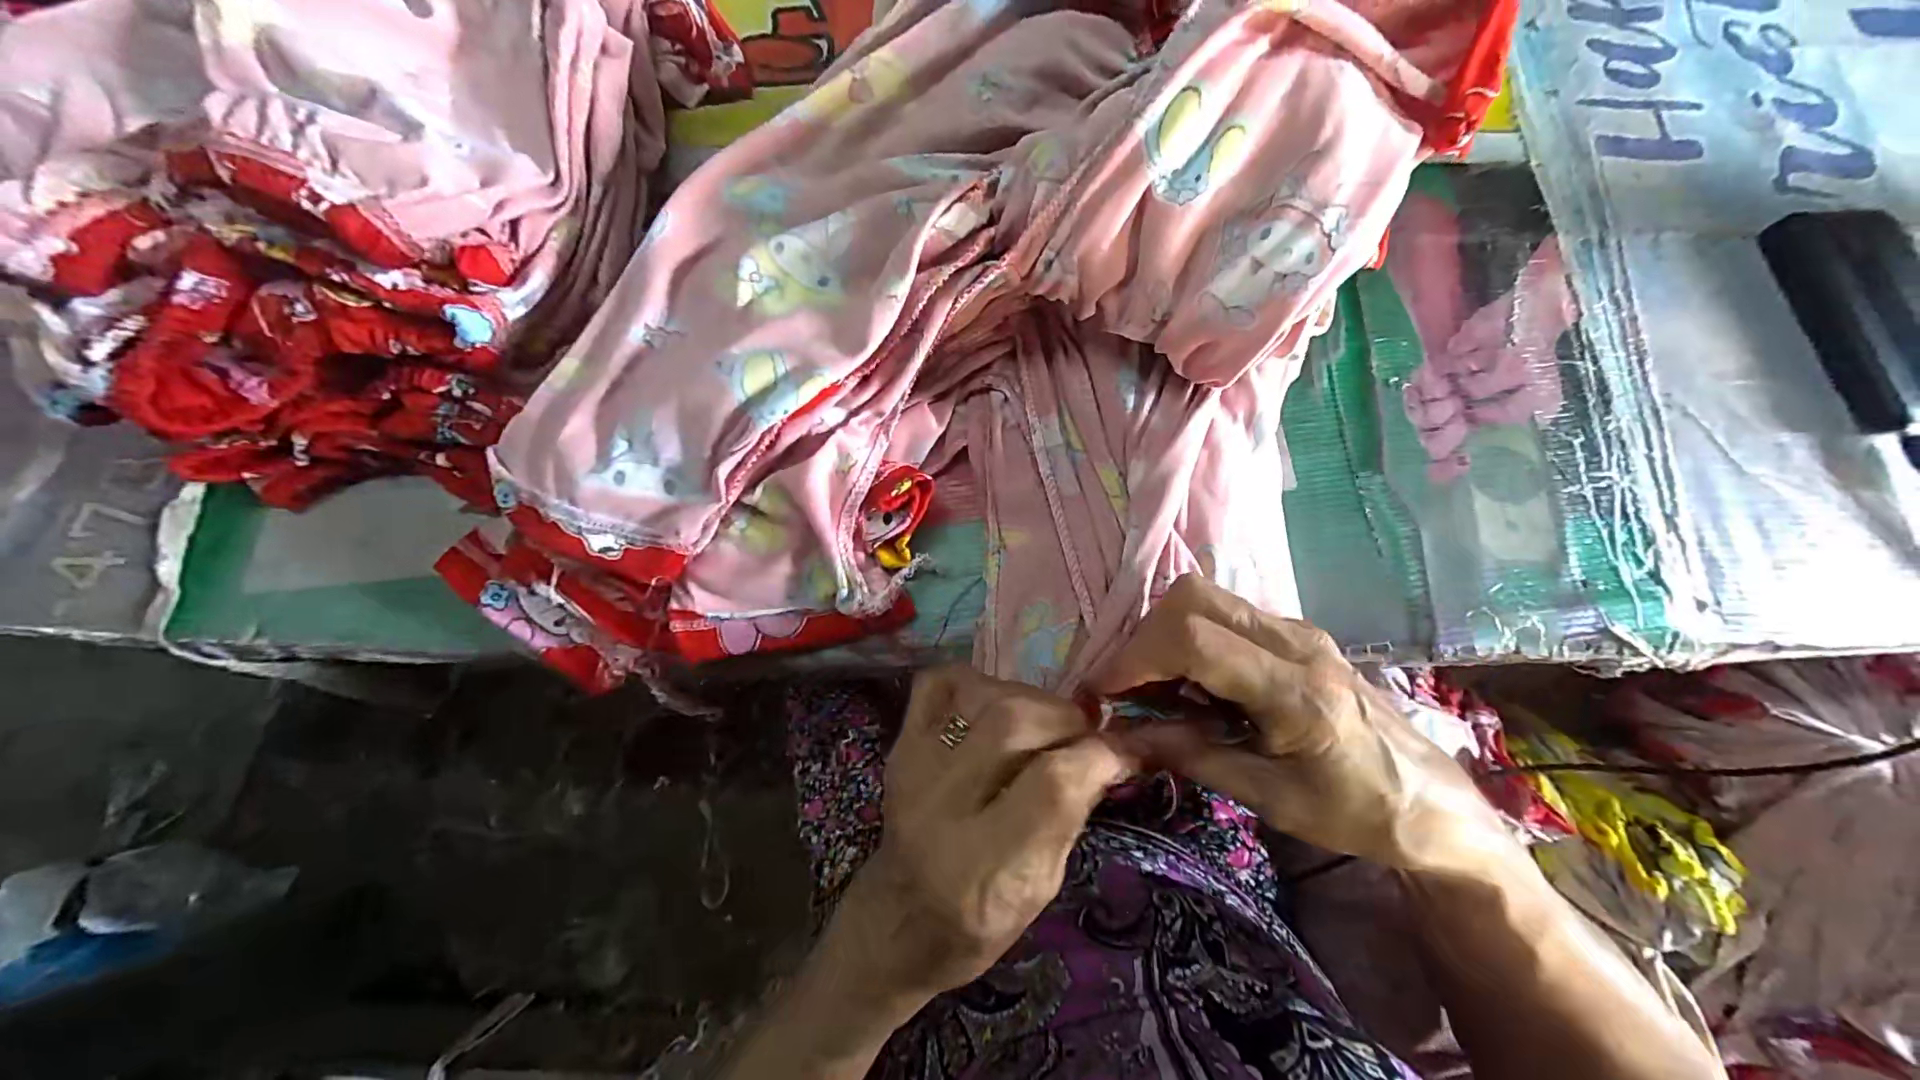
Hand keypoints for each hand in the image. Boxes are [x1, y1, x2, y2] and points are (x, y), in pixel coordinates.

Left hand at [822, 666, 1133, 1009]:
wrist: (900, 919)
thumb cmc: (982, 918)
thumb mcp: (1043, 885)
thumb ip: (1071, 814)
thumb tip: (1109, 751)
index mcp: (986, 863)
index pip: (1053, 784)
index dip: (1100, 756)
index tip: (1126, 750)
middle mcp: (943, 804)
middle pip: (1014, 723)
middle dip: (1065, 720)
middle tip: (1083, 735)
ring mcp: (913, 765)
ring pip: (981, 693)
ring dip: (1029, 699)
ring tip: (1045, 722)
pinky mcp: (899, 743)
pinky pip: (938, 683)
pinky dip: (976, 682)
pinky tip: (996, 704)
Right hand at [1091, 575, 1509, 871]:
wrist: (1432, 803)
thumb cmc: (1356, 811)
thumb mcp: (1269, 797)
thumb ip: (1191, 755)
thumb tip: (1123, 733)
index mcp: (1296, 690)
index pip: (1195, 640)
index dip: (1136, 658)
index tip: (1104, 692)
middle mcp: (1296, 642)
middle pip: (1193, 599)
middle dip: (1144, 638)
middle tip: (1127, 687)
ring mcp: (1298, 631)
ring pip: (1206, 598)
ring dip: (1164, 634)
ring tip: (1154, 686)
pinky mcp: (1296, 634)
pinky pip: (1225, 614)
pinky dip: (1189, 637)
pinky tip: (1190, 682)